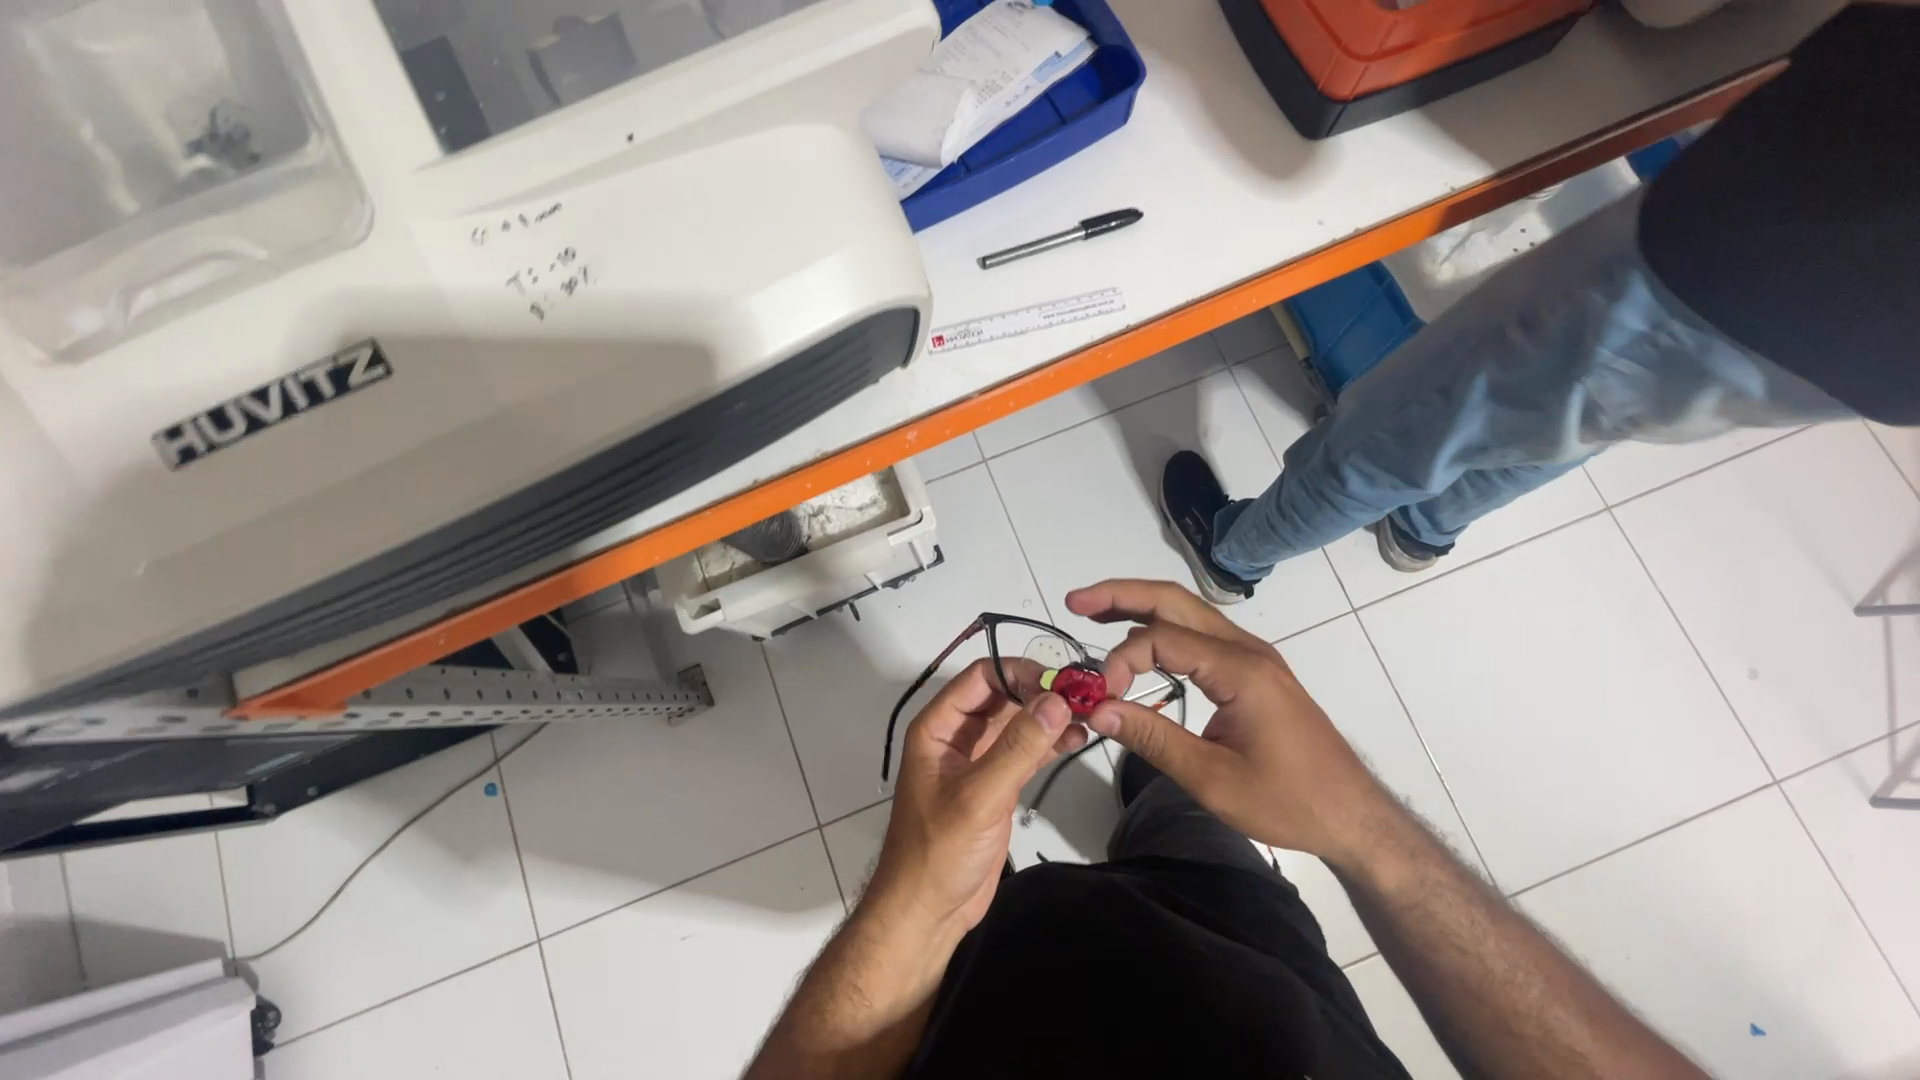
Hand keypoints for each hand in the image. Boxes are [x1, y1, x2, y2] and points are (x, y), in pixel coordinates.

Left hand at [865, 659, 1089, 937]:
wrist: (927, 910)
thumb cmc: (939, 851)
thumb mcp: (979, 796)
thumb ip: (1017, 747)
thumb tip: (1056, 701)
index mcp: (938, 728)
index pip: (981, 678)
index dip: (1019, 672)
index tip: (1061, 681)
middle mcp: (957, 737)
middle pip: (1002, 696)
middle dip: (1040, 691)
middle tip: (1084, 695)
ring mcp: (978, 761)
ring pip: (1017, 723)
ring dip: (1049, 716)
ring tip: (1089, 714)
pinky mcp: (996, 785)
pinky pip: (1025, 751)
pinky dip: (1049, 743)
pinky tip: (1077, 738)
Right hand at [1066, 579, 1390, 864]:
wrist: (1353, 815)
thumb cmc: (1288, 801)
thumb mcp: (1213, 780)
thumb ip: (1152, 738)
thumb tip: (1097, 710)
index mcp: (1240, 671)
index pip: (1162, 639)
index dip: (1121, 660)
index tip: (1100, 699)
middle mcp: (1246, 650)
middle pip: (1175, 600)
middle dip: (1121, 594)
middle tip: (1074, 602)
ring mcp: (1253, 657)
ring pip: (1188, 611)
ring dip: (1140, 606)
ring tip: (1093, 612)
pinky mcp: (1253, 671)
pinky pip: (1200, 634)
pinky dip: (1162, 629)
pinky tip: (1138, 642)